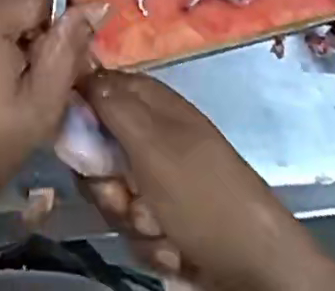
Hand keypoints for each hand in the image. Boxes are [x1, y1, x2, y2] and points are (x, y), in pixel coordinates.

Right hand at [78, 71, 334, 290]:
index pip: (96, 88)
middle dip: (106, 183)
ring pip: (111, 192)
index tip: (80, 144)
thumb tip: (80, 67)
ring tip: (160, 229)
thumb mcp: (152, 142)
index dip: (80, 114)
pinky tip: (174, 249)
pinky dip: (149, 243)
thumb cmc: (202, 194)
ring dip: (129, 218)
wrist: (254, 266)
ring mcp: (158, 177)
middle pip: (95, 149)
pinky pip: (132, 225)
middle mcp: (151, 134)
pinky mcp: (165, 216)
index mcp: (150, 102)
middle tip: (126, 196)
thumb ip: (111, 104)